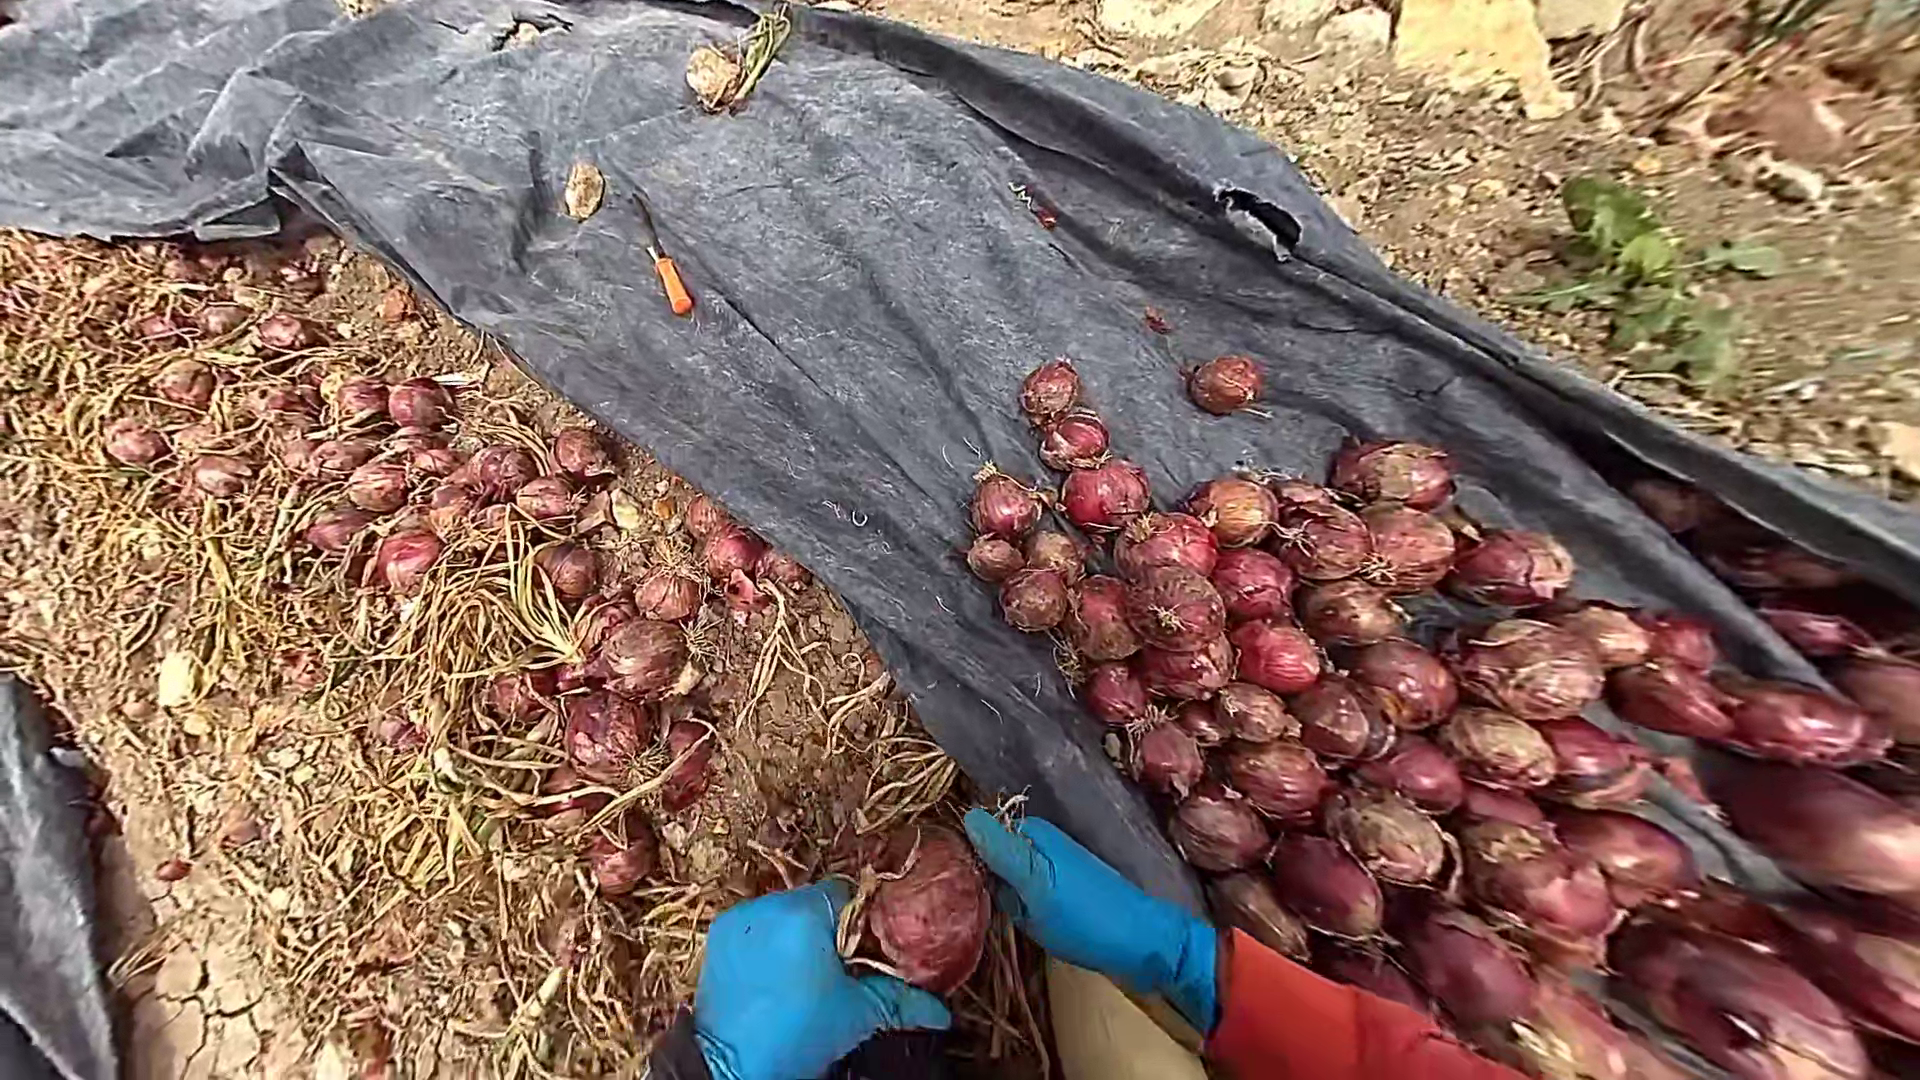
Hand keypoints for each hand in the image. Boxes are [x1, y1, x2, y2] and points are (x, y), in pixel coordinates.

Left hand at [694, 880, 951, 1079]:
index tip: (863, 947)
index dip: (862, 918)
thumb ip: (899, 999)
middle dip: (832, 926)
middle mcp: (775, 902)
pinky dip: (771, 936)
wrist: (726, 1073)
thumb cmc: (795, 1039)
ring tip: (804, 970)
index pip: (850, 893)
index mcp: (809, 912)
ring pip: (790, 908)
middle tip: (838, 964)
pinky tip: (776, 968)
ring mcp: (745, 913)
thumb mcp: (854, 1016)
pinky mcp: (723, 928)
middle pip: (820, 899)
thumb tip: (941, 1010)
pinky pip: (760, 920)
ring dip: (801, 929)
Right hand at [962, 809, 1218, 1032]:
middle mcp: (1039, 840)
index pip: (980, 838)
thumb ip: (1001, 853)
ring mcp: (1049, 863)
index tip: (974, 892)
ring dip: (1012, 903)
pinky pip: (1026, 894)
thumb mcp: (1036, 887)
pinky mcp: (1059, 885)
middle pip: (992, 860)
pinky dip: (1026, 912)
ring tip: (1029, 922)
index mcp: (1032, 831)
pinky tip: (1040, 927)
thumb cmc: (1087, 917)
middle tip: (1012, 912)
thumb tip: (967, 815)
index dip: (974, 865)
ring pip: (1008, 881)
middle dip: (995, 888)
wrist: (1143, 945)